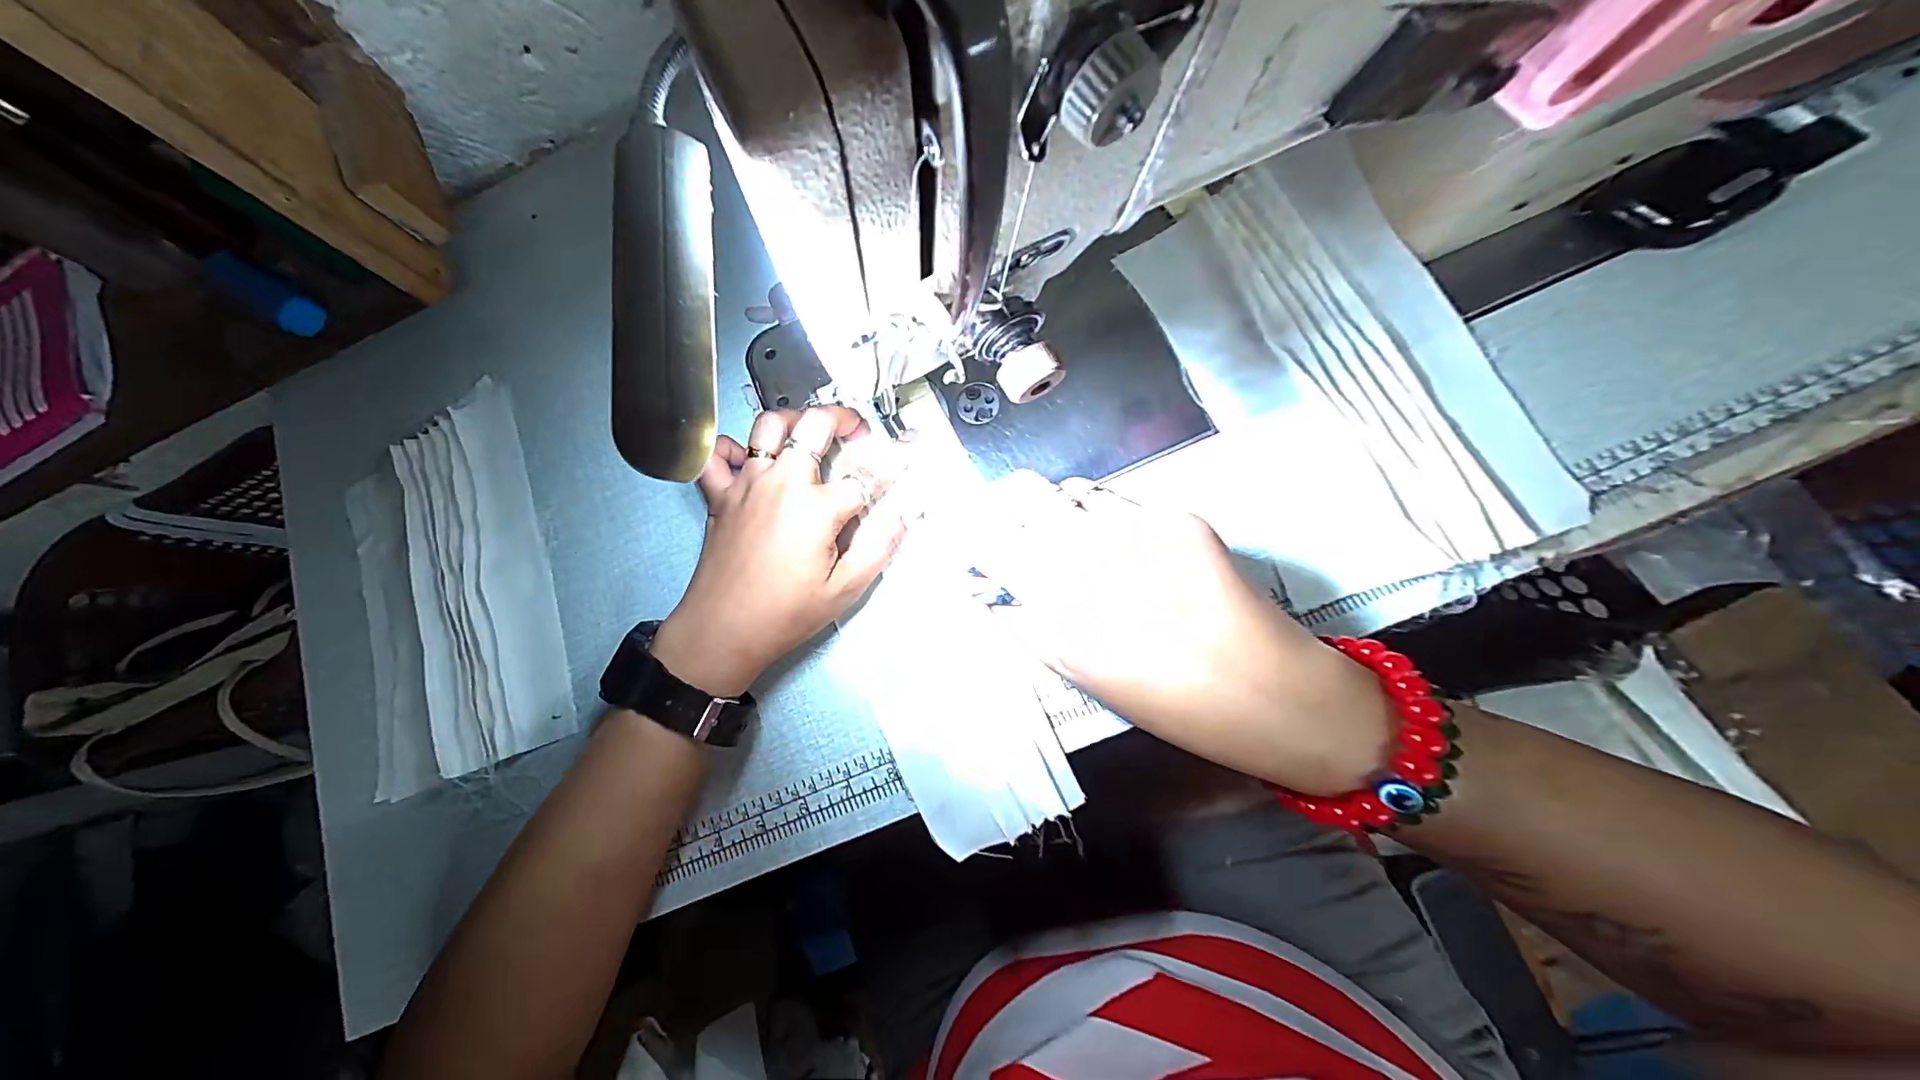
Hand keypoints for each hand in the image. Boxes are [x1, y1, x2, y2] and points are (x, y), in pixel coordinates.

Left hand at [652, 407, 908, 698]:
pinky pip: (718, 454)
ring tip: (809, 433)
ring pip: (768, 425)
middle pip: (814, 425)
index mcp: (816, 507)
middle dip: (843, 419)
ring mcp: (748, 485)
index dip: (887, 475)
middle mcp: (781, 484)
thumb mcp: (845, 589)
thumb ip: (879, 546)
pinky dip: (733, 446)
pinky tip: (751, 457)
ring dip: (794, 421)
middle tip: (856, 429)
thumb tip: (900, 516)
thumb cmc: (782, 615)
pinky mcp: (721, 496)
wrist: (722, 632)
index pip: (864, 478)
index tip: (898, 475)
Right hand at [968, 473, 1393, 795]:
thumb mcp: (1082, 673)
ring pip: (1073, 489)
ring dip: (1065, 507)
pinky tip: (1135, 546)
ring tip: (1080, 536)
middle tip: (1025, 529)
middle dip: (1014, 506)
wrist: (1266, 692)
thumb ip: (1031, 628)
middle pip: (1024, 492)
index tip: (976, 540)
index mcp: (1052, 600)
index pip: (989, 540)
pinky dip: (1115, 517)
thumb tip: (996, 599)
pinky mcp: (1177, 517)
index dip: (975, 533)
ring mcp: (1134, 527)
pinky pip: (1125, 502)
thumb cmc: (1166, 702)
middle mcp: (1084, 552)